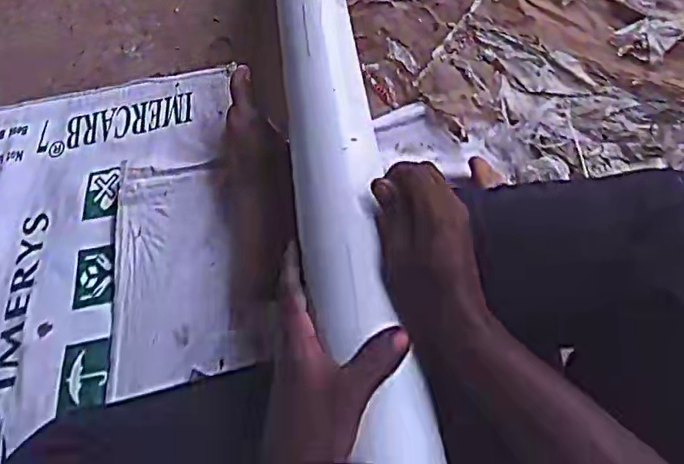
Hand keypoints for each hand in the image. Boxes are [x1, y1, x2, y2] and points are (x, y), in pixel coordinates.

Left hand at [261, 249, 409, 463]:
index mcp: (294, 342)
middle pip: (286, 307)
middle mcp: (286, 353)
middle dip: (297, 284)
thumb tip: (397, 335)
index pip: (288, 292)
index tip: (293, 244)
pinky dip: (310, 338)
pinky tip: (327, 349)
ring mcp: (287, 373)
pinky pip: (298, 351)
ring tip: (321, 301)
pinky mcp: (292, 391)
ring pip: (290, 328)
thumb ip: (374, 362)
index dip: (290, 265)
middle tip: (309, 266)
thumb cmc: (307, 438)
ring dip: (303, 311)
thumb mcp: (350, 394)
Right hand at [371, 161, 491, 344]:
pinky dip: (427, 203)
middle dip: (404, 178)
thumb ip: (390, 213)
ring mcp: (462, 219)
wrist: (457, 326)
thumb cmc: (428, 298)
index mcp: (436, 210)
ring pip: (437, 185)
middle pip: (427, 173)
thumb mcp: (396, 253)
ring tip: (396, 212)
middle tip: (386, 196)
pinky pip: (444, 202)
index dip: (392, 174)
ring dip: (416, 190)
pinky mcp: (464, 231)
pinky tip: (413, 225)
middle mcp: (454, 209)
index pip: (413, 170)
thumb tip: (383, 189)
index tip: (380, 188)